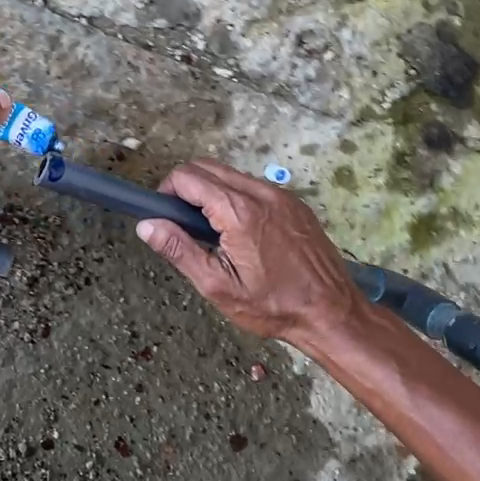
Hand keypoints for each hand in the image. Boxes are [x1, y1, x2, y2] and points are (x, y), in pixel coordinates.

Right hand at [134, 160, 358, 346]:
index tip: (166, 217)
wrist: (333, 313)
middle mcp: (260, 193)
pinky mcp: (294, 202)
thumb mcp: (217, 286)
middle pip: (205, 167)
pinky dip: (235, 196)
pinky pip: (252, 185)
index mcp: (238, 211)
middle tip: (184, 225)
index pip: (186, 177)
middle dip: (186, 188)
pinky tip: (240, 231)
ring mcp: (281, 195)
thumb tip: (146, 225)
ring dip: (210, 191)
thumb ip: (179, 250)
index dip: (167, 192)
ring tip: (212, 231)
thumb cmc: (272, 306)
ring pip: (229, 174)